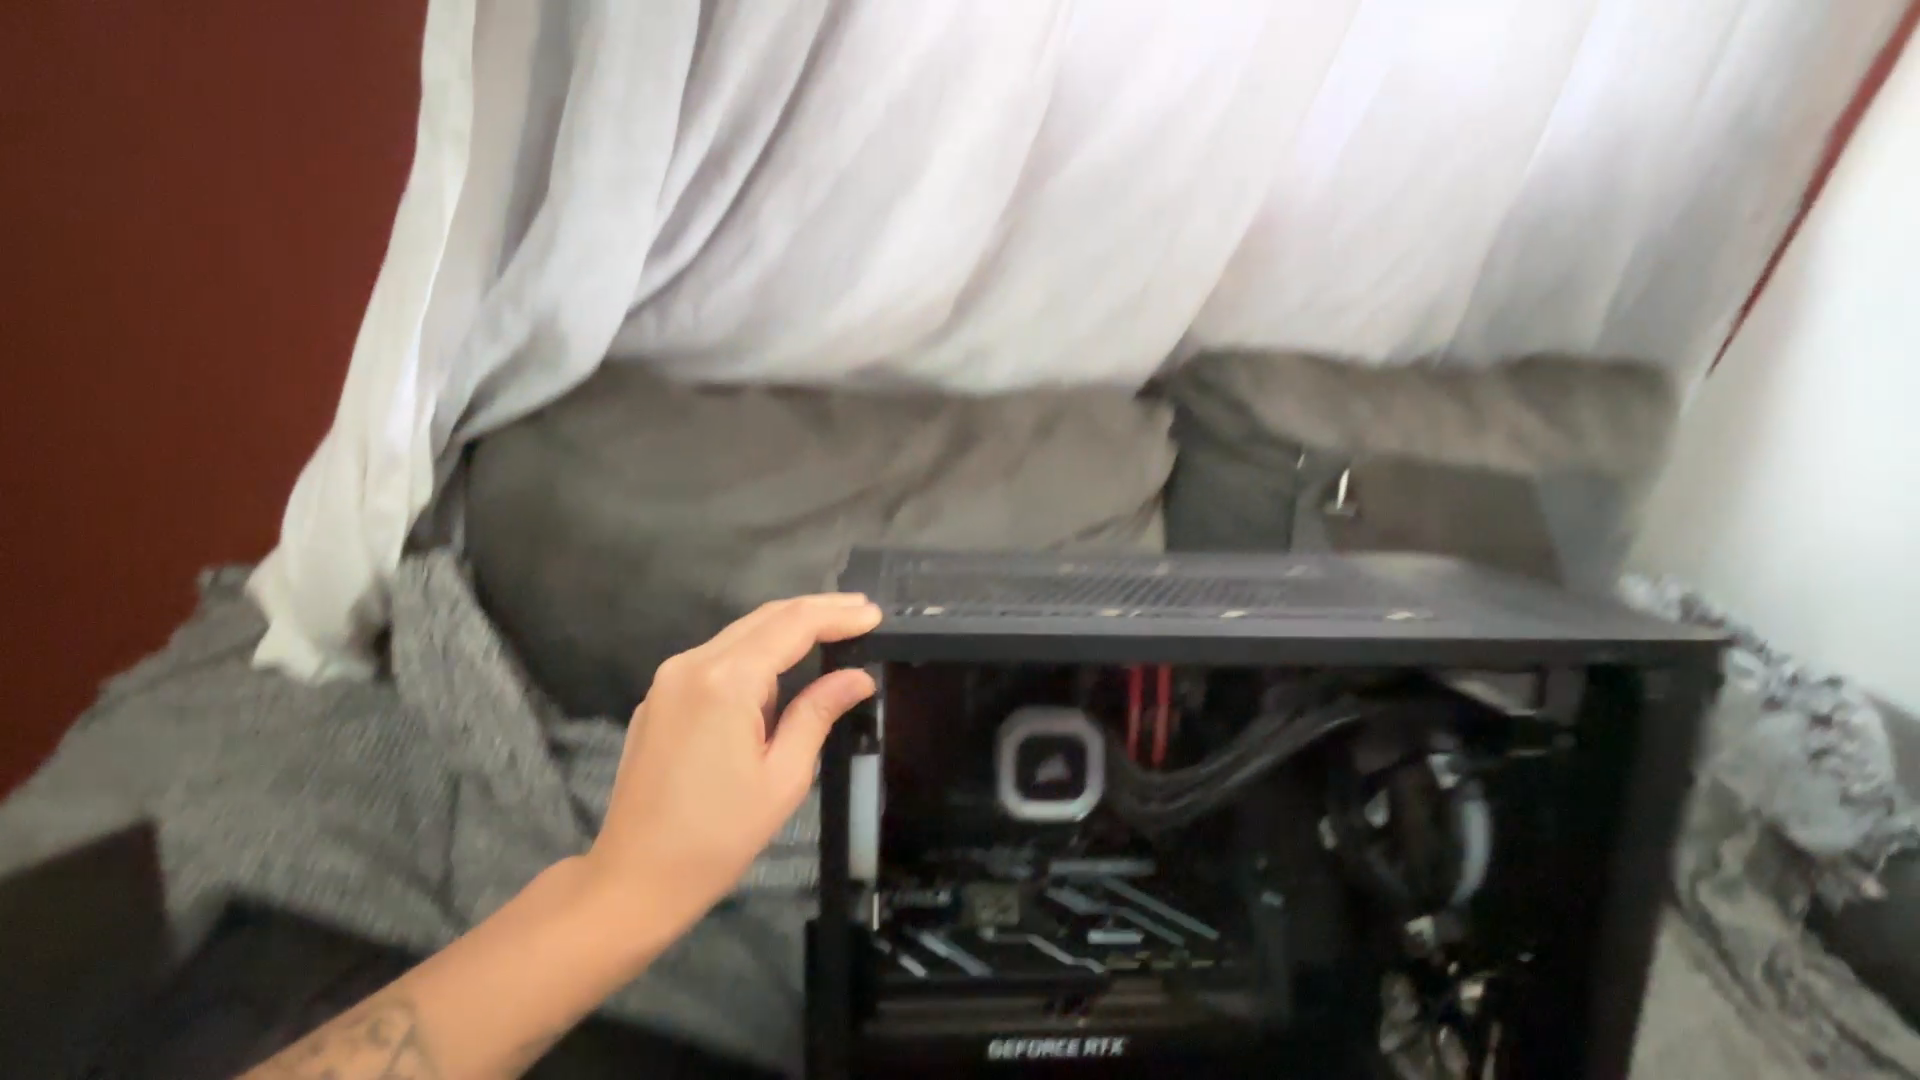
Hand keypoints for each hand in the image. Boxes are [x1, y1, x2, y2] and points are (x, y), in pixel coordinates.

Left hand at [585, 594, 882, 935]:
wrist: (635, 878)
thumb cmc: (718, 836)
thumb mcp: (784, 777)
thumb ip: (818, 713)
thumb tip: (857, 678)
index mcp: (726, 682)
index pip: (792, 626)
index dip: (837, 615)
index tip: (874, 614)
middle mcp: (692, 665)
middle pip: (764, 619)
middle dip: (816, 611)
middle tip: (862, 613)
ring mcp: (669, 679)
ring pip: (739, 635)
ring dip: (786, 630)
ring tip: (833, 634)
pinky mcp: (660, 697)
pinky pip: (716, 659)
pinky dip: (756, 653)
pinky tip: (782, 668)